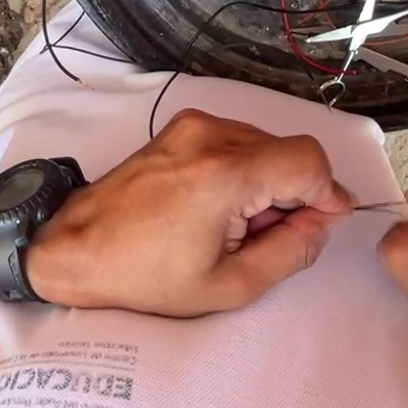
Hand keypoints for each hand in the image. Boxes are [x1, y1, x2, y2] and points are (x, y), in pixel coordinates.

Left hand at [27, 109, 355, 316]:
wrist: (82, 244)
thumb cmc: (150, 275)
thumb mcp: (231, 284)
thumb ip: (291, 250)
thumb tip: (325, 221)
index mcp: (225, 172)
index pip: (309, 160)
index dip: (326, 192)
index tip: (318, 224)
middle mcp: (211, 134)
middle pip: (288, 150)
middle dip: (293, 192)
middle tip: (263, 235)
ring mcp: (193, 123)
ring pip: (265, 143)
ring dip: (267, 180)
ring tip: (233, 222)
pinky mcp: (181, 124)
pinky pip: (237, 138)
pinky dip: (243, 167)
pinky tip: (217, 202)